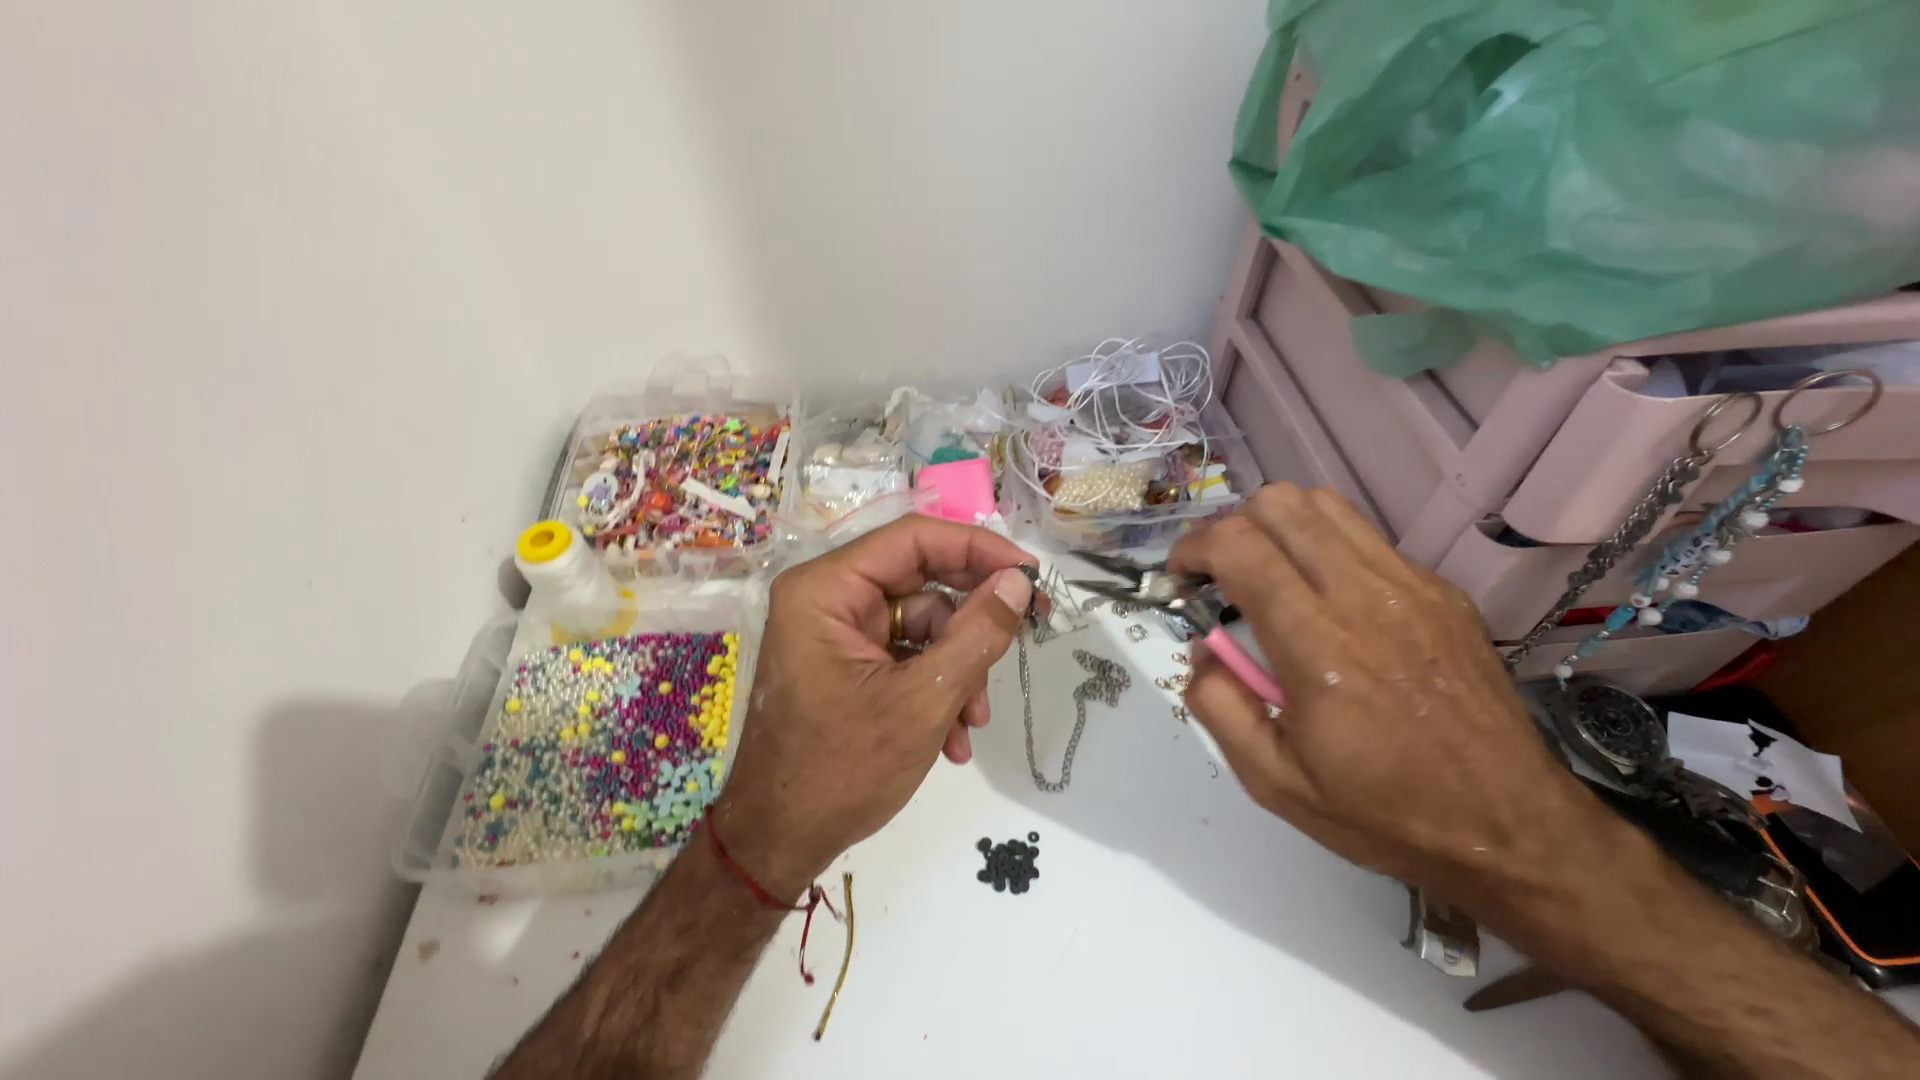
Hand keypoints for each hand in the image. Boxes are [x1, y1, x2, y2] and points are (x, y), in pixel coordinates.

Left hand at [710, 516, 1034, 897]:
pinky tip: (953, 739)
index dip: (977, 549)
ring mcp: (835, 635)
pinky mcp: (845, 666)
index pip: (913, 539)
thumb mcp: (922, 702)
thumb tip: (1019, 581)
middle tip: (1027, 631)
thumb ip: (977, 635)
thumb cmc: (841, 770)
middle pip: (920, 582)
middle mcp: (826, 599)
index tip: (1029, 572)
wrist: (780, 843)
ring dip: (958, 671)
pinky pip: (905, 657)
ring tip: (973, 722)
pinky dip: (935, 690)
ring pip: (921, 626)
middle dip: (971, 622)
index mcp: (825, 590)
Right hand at [1168, 484, 1604, 905]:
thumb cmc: (1383, 812)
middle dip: (1230, 527)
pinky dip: (1325, 548)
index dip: (1193, 548)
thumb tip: (1206, 648)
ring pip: (1325, 505)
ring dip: (1278, 527)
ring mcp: (1412, 586)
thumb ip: (1218, 705)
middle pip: (1280, 504)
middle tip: (1219, 575)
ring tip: (1267, 575)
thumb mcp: (1273, 781)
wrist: (1510, 826)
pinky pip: (1367, 538)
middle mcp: (1366, 597)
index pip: (1239, 547)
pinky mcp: (1443, 591)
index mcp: (1319, 646)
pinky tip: (1325, 600)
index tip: (1181, 578)